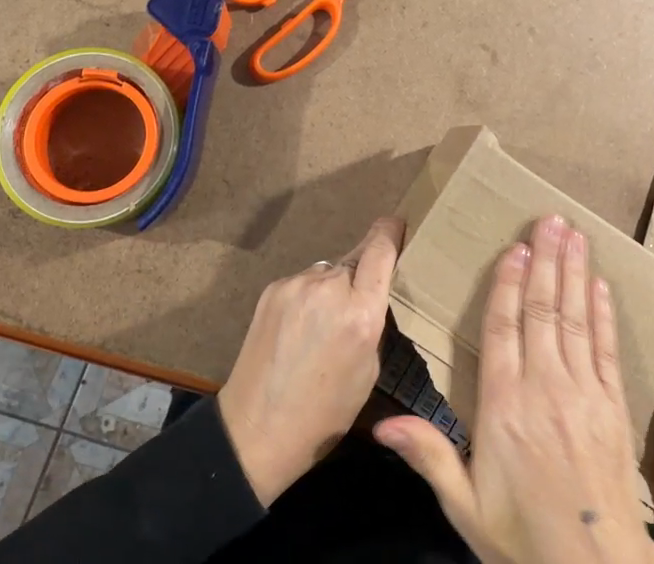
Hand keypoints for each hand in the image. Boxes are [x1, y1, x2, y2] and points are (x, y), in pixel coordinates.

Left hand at [218, 216, 403, 505]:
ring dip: (333, 286)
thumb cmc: (325, 413)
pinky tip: (299, 329)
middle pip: (355, 260)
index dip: (391, 232)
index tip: (397, 224)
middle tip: (358, 304)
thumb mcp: (369, 371)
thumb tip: (368, 293)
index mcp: (361, 313)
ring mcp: (295, 285)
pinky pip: (303, 282)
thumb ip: (372, 321)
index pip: (380, 250)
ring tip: (322, 327)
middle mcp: (329, 288)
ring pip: (327, 271)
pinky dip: (309, 296)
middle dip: (361, 275)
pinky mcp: (272, 290)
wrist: (257, 429)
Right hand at [375, 215, 653, 563]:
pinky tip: (599, 286)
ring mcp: (584, 395)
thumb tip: (381, 422)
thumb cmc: (522, 537)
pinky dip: (603, 315)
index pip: (503, 329)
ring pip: (576, 321)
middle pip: (544, 312)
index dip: (508, 284)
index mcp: (503, 406)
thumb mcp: (465, 505)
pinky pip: (607, 351)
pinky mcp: (613, 408)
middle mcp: (545, 388)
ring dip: (574, 274)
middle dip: (547, 261)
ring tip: (574, 235)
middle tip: (550, 218)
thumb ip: (428, 456)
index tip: (514, 246)